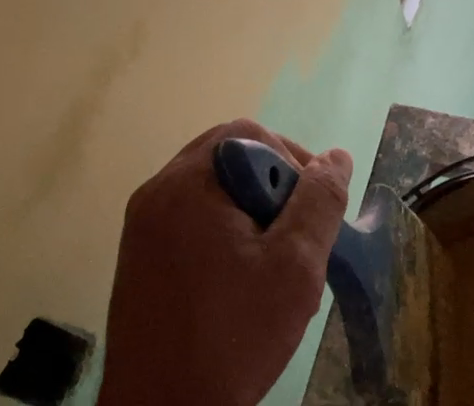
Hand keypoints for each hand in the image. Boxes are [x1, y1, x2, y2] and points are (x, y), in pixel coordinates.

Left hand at [99, 119, 352, 405]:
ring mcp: (141, 225)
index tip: (311, 209)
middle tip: (296, 235)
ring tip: (273, 262)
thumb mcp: (294, 268)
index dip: (290, 160)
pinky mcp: (138, 257)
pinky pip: (188, 218)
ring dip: (248, 210)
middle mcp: (157, 192)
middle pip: (226, 156)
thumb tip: (336, 157)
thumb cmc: (231, 337)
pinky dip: (221, 231)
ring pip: (209, 189)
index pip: (248, 136)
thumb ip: (319, 203)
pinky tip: (240, 278)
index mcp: (187, 184)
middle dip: (271, 186)